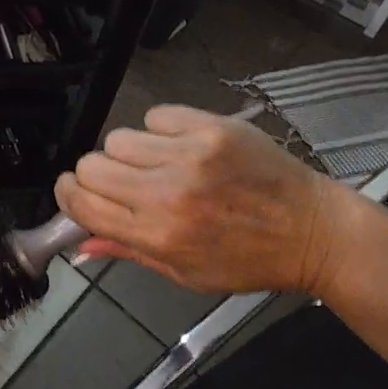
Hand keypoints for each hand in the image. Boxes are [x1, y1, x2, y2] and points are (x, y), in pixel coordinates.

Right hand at [54, 105, 355, 295]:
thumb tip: (79, 243)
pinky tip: (186, 148)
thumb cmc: (250, 259)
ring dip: (133, 152)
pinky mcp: (208, 127)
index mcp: (159, 235)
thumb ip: (128, 251)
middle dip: (100, 175)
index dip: (70, 194)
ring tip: (162, 165)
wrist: (317, 231)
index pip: (80, 201)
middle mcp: (167, 194)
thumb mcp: (188, 272)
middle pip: (90, 164)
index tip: (79, 193)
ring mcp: (189, 156)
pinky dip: (163, 130)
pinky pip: (154, 116)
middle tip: (128, 184)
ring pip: (118, 137)